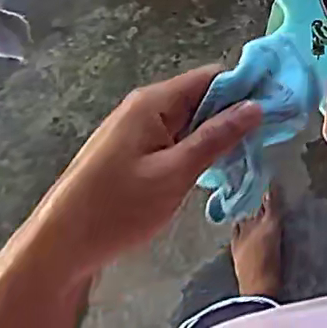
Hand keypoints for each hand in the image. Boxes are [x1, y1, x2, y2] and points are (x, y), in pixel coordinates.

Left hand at [31, 65, 262, 276]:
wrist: (55, 250)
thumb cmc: (116, 209)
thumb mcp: (174, 174)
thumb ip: (216, 138)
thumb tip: (254, 106)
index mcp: (154, 101)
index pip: (211, 77)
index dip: (243, 89)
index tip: (271, 108)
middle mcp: (145, 105)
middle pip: (201, 96)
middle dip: (230, 115)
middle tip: (259, 140)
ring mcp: (136, 127)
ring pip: (188, 119)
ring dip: (213, 136)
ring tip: (240, 158)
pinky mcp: (131, 149)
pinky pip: (173, 136)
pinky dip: (193, 148)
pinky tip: (207, 171)